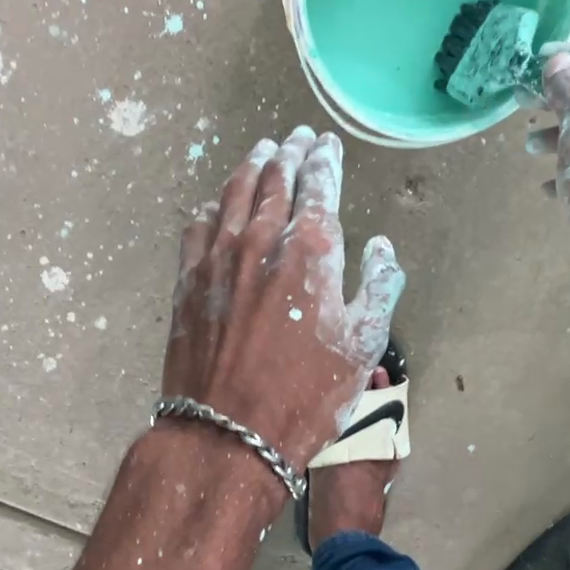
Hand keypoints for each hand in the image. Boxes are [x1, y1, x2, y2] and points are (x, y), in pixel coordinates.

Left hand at [162, 126, 405, 473]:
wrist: (228, 432)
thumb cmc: (307, 394)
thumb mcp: (364, 346)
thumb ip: (379, 287)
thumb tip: (381, 247)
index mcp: (311, 249)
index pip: (319, 185)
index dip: (325, 160)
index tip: (327, 143)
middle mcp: (262, 239)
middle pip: (276, 179)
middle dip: (289, 153)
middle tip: (296, 137)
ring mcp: (219, 257)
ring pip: (235, 193)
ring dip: (252, 166)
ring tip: (262, 149)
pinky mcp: (188, 280)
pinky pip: (199, 226)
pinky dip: (212, 206)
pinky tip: (216, 203)